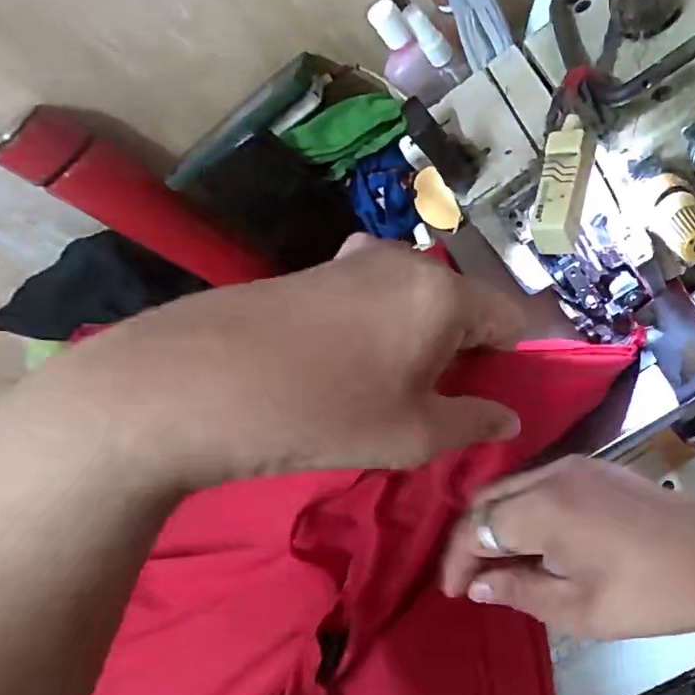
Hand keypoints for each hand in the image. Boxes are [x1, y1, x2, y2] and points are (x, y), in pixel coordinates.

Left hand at [10, 235, 527, 490]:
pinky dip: (384, 328)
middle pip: (467, 309)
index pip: (513, 321)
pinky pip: (377, 297)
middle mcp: (408, 262)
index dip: (514, 364)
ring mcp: (355, 259)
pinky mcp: (315, 269)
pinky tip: (346, 366)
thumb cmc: (318, 414)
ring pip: (421, 302)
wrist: (180, 389)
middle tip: (439, 404)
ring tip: (390, 389)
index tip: (491, 401)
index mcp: (444, 294)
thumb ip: (476, 422)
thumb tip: (510, 417)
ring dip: (424, 342)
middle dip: (467, 353)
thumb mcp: (413, 435)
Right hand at [438, 457, 694, 638]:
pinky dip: (528, 510)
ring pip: (517, 487)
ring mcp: (583, 466)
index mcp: (544, 505)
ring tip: (502, 567)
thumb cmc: (649, 593)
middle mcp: (557, 472)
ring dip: (500, 522)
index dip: (458, 561)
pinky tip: (538, 542)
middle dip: (472, 538)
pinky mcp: (603, 470)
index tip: (455, 594)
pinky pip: (546, 483)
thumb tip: (479, 582)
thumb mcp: (578, 608)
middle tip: (473, 581)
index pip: (477, 526)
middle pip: (491, 498)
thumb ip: (519, 590)